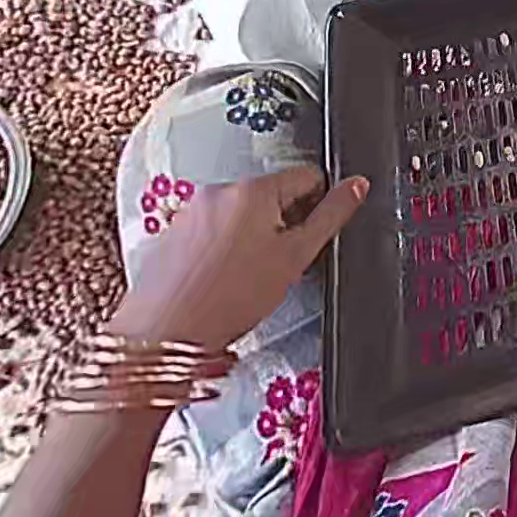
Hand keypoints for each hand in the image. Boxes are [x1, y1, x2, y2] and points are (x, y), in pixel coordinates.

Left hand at [108, 167, 367, 348]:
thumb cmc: (230, 298)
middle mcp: (221, 190)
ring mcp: (193, 211)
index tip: (309, 237)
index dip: (320, 205)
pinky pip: (218, 226)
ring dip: (258, 232)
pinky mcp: (173, 233)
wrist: (158, 339)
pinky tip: (226, 276)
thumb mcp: (297, 255)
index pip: (310, 177)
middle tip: (283, 259)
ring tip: (252, 272)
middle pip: (277, 193)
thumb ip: (333, 213)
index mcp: (255, 189)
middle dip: (287, 220)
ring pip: (247, 211)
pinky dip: (229, 244)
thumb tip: (358, 184)